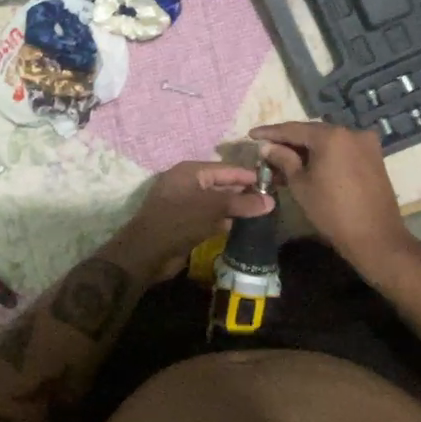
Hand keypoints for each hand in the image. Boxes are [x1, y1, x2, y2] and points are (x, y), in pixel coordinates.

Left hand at [102, 162, 275, 277]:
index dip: (249, 176)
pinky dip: (225, 221)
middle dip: (244, 193)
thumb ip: (241, 203)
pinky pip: (210, 217)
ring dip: (236, 208)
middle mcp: (187, 184)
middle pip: (222, 185)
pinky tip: (244, 227)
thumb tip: (271, 201)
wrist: (147, 252)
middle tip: (272, 200)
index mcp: (190, 172)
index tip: (274, 182)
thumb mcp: (212, 208)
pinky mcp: (185, 223)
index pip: (226, 169)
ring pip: (217, 203)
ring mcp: (185, 204)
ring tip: (264, 214)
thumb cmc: (178, 221)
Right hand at [249, 121, 417, 265]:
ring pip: (328, 141)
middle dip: (289, 141)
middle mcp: (352, 132)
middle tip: (267, 148)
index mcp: (331, 136)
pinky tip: (309, 164)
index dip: (270, 133)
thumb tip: (267, 147)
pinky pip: (342, 150)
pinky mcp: (374, 158)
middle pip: (312, 132)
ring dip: (307, 149)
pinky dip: (324, 155)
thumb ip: (283, 159)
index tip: (251, 135)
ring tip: (285, 159)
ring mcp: (366, 144)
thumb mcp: (300, 184)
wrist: (375, 237)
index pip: (293, 129)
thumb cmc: (331, 211)